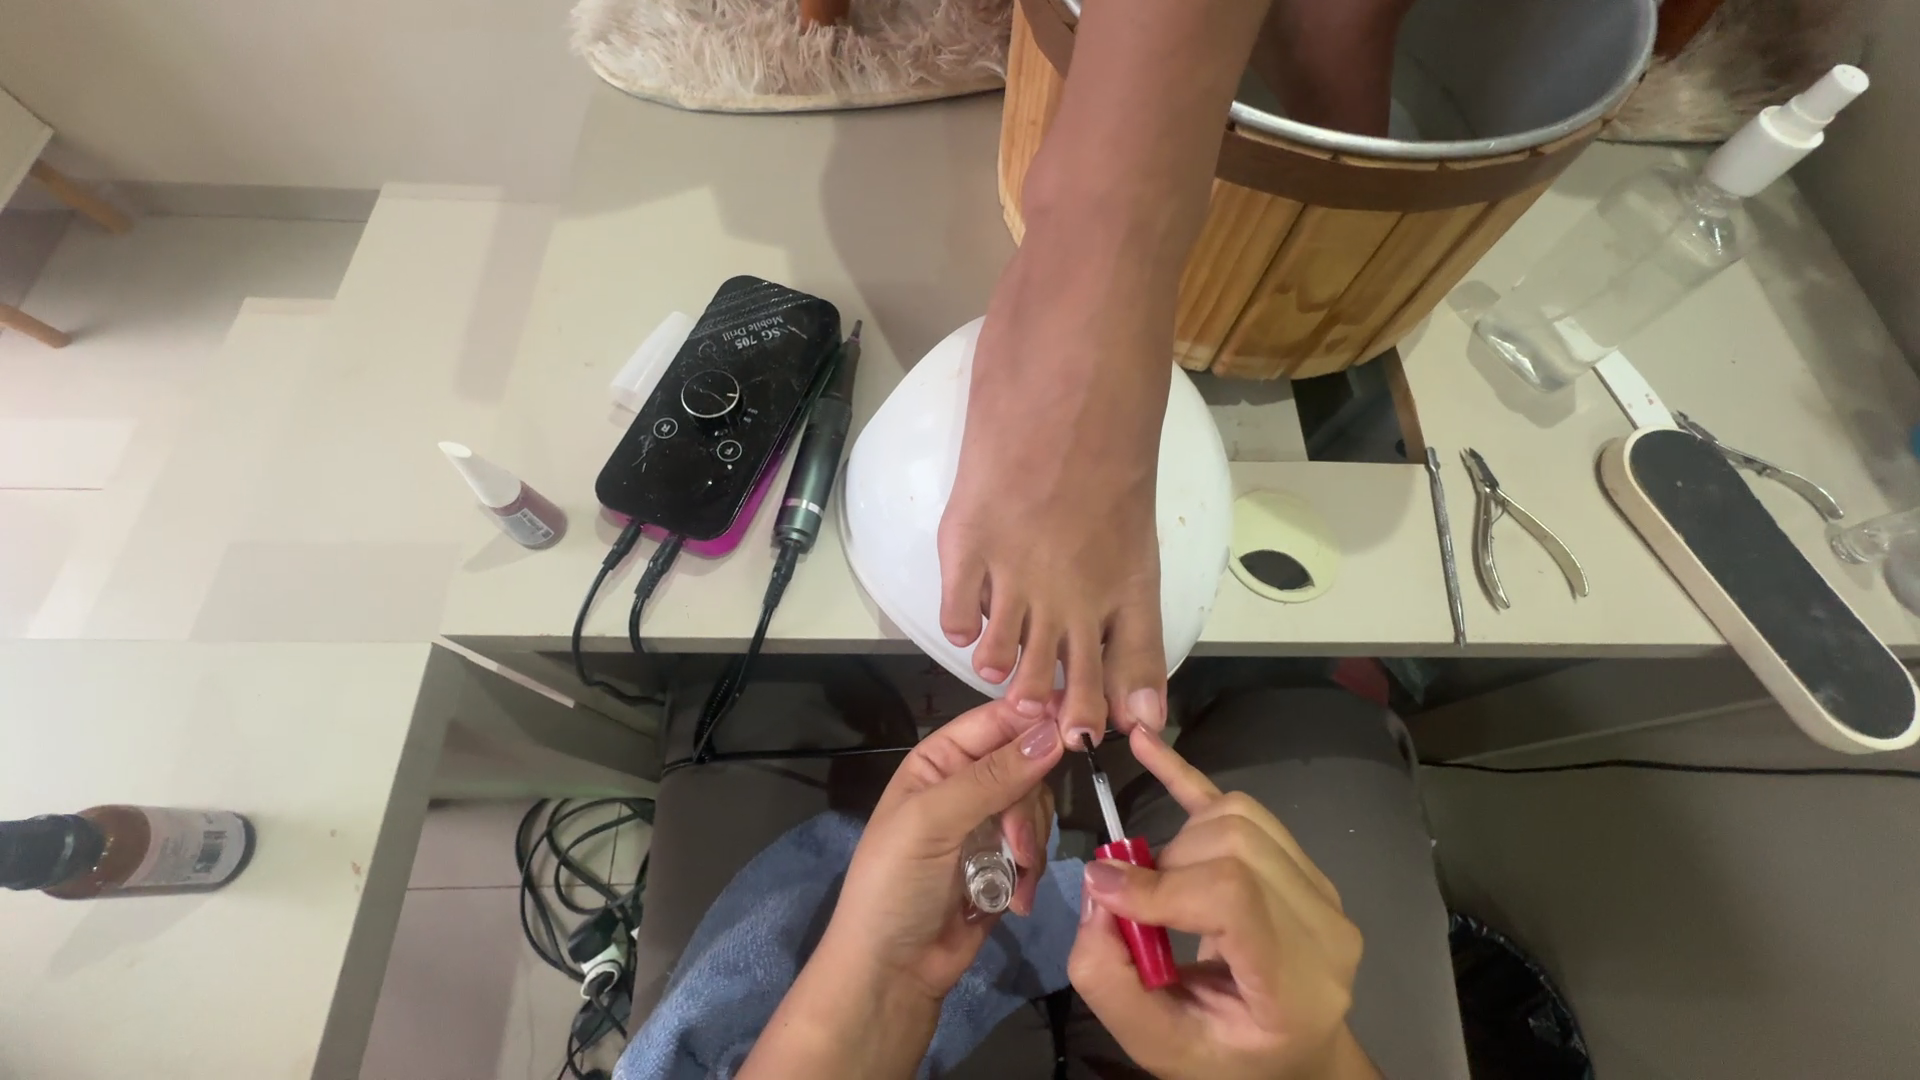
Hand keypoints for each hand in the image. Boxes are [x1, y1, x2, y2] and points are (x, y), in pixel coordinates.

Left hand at [819, 700, 1065, 999]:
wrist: (893, 973)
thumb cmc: (895, 883)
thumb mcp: (933, 822)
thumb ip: (992, 777)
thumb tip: (1051, 732)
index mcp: (940, 758)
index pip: (997, 720)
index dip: (1034, 721)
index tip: (1071, 731)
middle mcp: (967, 781)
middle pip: (1027, 764)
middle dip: (1026, 805)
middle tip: (1016, 843)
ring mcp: (988, 822)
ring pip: (1038, 806)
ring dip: (1030, 842)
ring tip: (1011, 875)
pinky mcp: (1006, 861)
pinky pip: (1040, 846)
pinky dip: (1033, 872)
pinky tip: (1014, 899)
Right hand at [938, 220, 1173, 747]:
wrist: (1082, 325)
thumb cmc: (1125, 386)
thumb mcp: (1141, 473)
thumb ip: (1126, 545)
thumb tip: (1103, 589)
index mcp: (1134, 566)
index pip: (1134, 663)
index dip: (1127, 703)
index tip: (1122, 731)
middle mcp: (1079, 581)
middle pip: (1068, 675)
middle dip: (1064, 708)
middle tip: (1051, 724)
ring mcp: (1019, 561)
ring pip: (1011, 654)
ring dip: (1009, 672)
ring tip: (1004, 679)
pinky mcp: (967, 530)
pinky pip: (959, 608)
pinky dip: (962, 623)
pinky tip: (966, 621)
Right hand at [1069, 727, 1378, 1079]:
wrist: (1291, 1056)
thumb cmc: (1226, 1057)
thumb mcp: (1156, 1044)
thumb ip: (1109, 978)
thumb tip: (1097, 888)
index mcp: (1298, 985)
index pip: (1234, 896)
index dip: (1160, 884)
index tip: (1103, 892)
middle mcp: (1323, 926)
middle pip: (1234, 844)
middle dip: (1166, 863)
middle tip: (1134, 900)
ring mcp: (1318, 887)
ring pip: (1237, 814)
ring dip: (1180, 834)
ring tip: (1158, 876)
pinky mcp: (1294, 859)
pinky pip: (1237, 801)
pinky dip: (1185, 771)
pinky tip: (1144, 743)